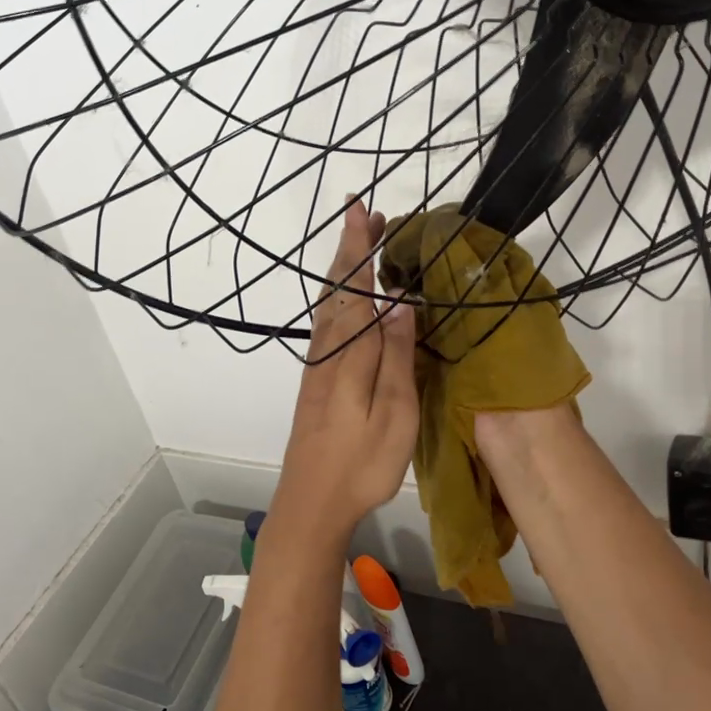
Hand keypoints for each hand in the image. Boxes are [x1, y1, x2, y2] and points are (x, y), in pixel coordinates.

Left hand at [272, 196, 418, 537]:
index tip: (362, 210)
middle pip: (338, 289)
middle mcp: (326, 350)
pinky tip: (347, 299)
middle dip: (351, 249)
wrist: (311, 499)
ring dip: (344, 270)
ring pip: (329, 304)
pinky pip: (327, 322)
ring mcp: (317, 365)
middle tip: (367, 215)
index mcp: (348, 353)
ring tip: (361, 244)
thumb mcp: (394, 413)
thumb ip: (395, 355)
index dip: (359, 248)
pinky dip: (339, 296)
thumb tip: (399, 299)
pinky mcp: (315, 379)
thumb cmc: (361, 462)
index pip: (355, 288)